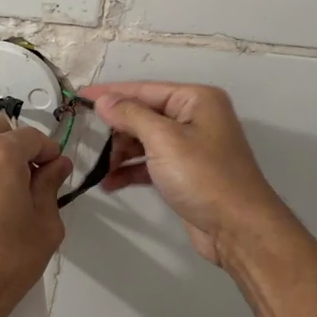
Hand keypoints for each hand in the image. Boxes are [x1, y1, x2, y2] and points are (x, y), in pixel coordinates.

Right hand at [80, 81, 293, 266]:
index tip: (78, 97)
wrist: (237, 227)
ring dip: (120, 153)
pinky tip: (110, 183)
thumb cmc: (204, 177)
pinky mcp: (185, 173)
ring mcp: (191, 147)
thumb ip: (131, 116)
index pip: (144, 89)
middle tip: (88, 140)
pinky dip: (131, 171)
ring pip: (144, 141)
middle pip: (144, 114)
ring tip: (101, 168)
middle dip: (116, 128)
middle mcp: (195, 118)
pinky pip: (150, 164)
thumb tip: (104, 101)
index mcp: (196, 100)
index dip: (110, 93)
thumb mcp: (164, 140)